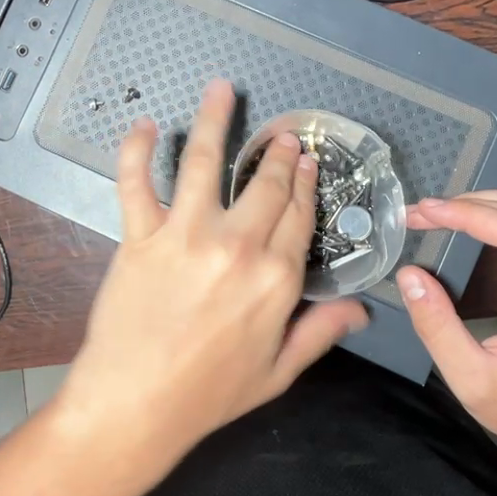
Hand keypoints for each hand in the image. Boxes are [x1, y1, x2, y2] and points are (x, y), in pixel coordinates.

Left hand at [53, 79, 369, 472]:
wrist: (136, 406)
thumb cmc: (209, 395)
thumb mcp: (277, 371)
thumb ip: (319, 332)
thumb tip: (361, 309)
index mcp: (276, 278)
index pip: (299, 216)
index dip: (304, 184)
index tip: (307, 162)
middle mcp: (238, 245)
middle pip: (264, 185)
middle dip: (277, 154)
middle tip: (282, 134)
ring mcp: (186, 235)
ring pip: (203, 163)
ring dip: (214, 120)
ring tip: (220, 89)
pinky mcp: (140, 236)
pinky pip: (136, 183)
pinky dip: (136, 150)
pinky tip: (143, 125)